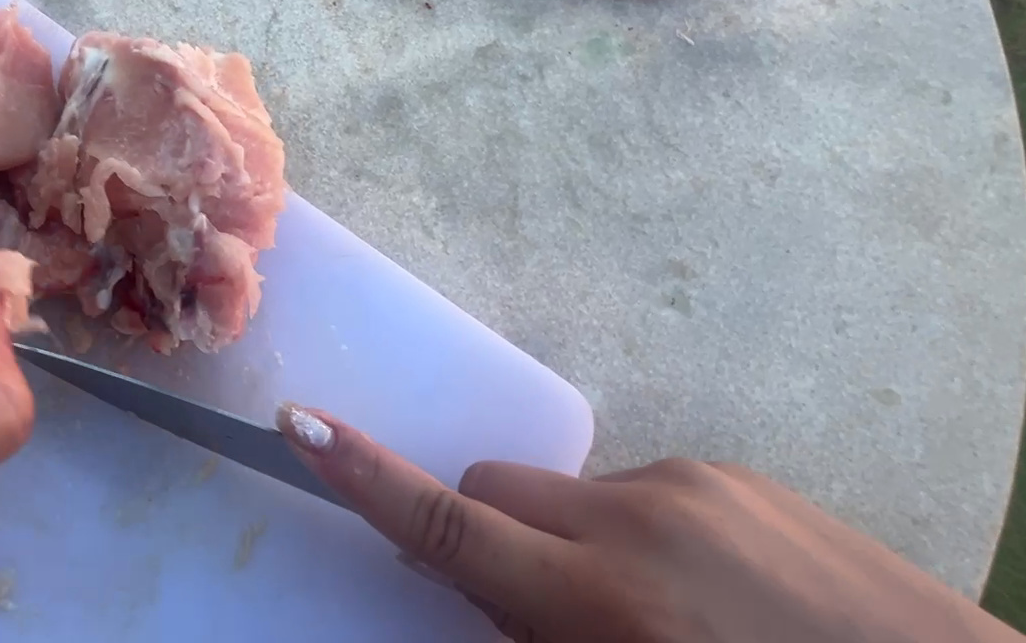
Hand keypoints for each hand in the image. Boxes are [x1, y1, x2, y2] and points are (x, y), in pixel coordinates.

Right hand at [276, 405, 1019, 642]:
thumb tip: (483, 595)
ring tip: (666, 618)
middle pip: (492, 484)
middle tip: (541, 606)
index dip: (361, 474)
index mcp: (611, 604)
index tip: (298, 424)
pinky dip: (640, 533)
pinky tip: (722, 596)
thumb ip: (534, 640)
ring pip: (568, 491)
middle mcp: (639, 519)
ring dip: (572, 540)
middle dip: (487, 531)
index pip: (447, 521)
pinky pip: (643, 490)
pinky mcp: (746, 473)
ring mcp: (698, 483)